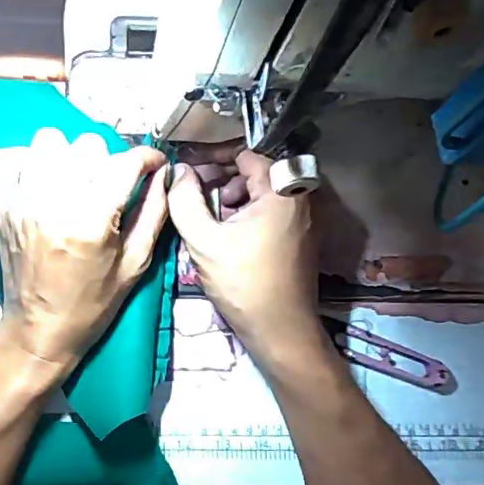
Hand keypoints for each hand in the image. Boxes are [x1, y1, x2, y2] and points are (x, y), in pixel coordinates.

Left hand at [0, 128, 167, 375]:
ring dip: (67, 156)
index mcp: (92, 222)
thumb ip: (153, 214)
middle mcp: (54, 203)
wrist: (39, 329)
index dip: (146, 158)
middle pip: (87, 144)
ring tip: (74, 181)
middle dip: (107, 160)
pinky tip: (41, 181)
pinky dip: (26, 161)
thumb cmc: (93, 304)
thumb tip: (162, 175)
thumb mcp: (135, 264)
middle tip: (109, 185)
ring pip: (48, 140)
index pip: (124, 163)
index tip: (152, 165)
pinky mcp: (0, 204)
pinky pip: (6, 156)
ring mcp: (22, 201)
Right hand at [167, 147, 325, 365]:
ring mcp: (304, 219)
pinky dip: (249, 214)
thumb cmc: (243, 284)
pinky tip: (228, 233)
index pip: (246, 155)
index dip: (214, 159)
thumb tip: (178, 172)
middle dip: (223, 178)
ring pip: (264, 194)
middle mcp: (301, 198)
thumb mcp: (203, 240)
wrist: (281, 329)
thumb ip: (185, 200)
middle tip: (195, 191)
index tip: (190, 170)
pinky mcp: (301, 239)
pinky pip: (272, 213)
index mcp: (282, 190)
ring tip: (210, 216)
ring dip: (234, 197)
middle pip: (257, 172)